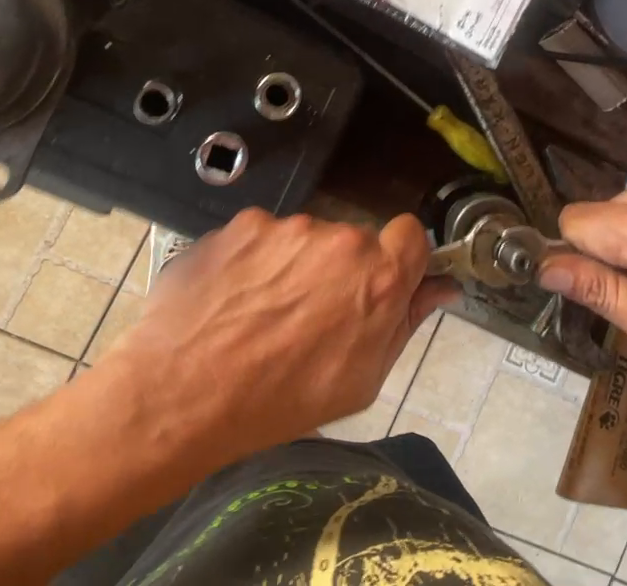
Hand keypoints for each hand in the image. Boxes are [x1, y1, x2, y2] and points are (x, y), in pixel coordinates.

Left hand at [102, 210, 458, 454]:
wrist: (185, 392)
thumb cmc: (282, 401)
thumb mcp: (361, 380)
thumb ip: (405, 322)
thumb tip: (442, 287)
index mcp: (379, 276)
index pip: (411, 235)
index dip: (397, 259)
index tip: (377, 286)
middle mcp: (339, 239)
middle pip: (352, 242)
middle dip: (340, 271)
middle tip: (309, 317)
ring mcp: (286, 227)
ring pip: (304, 239)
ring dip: (295, 266)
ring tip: (260, 314)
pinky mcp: (241, 224)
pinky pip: (261, 237)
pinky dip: (253, 262)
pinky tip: (232, 299)